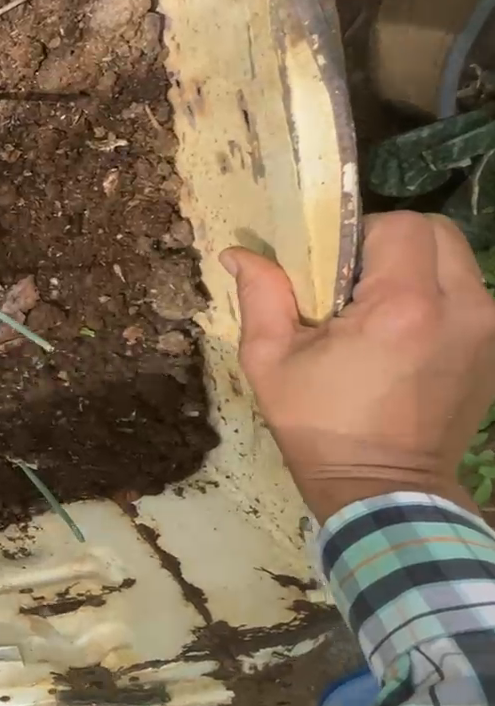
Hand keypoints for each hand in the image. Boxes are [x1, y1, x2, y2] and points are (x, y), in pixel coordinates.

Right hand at [224, 210, 494, 519]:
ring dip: (410, 270)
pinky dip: (431, 296)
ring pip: (456, 261)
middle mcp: (463, 305)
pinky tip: (396, 335)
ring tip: (368, 312)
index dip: (355, 234)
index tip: (323, 267)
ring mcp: (491, 325)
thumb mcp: (268, 357)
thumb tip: (238, 253)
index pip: (398, 227)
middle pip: (438, 233)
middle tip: (343, 283)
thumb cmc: (313, 418)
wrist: (379, 478)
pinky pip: (467, 294)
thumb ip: (260, 296)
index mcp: (401, 306)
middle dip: (387, 243)